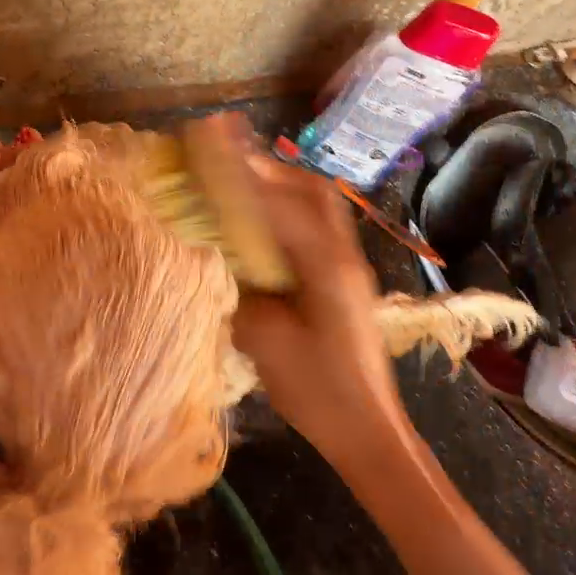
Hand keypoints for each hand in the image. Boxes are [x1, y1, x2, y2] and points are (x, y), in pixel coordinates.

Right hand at [188, 115, 405, 454]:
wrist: (367, 430)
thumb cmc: (318, 390)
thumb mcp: (265, 340)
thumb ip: (239, 288)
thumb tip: (216, 253)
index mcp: (324, 264)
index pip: (280, 203)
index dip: (242, 173)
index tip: (208, 146)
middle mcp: (342, 253)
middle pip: (309, 189)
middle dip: (265, 166)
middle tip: (225, 149)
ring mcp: (347, 263)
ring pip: (318, 202)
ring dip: (279, 181)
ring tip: (241, 171)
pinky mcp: (343, 276)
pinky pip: (316, 222)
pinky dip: (287, 205)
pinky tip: (261, 212)